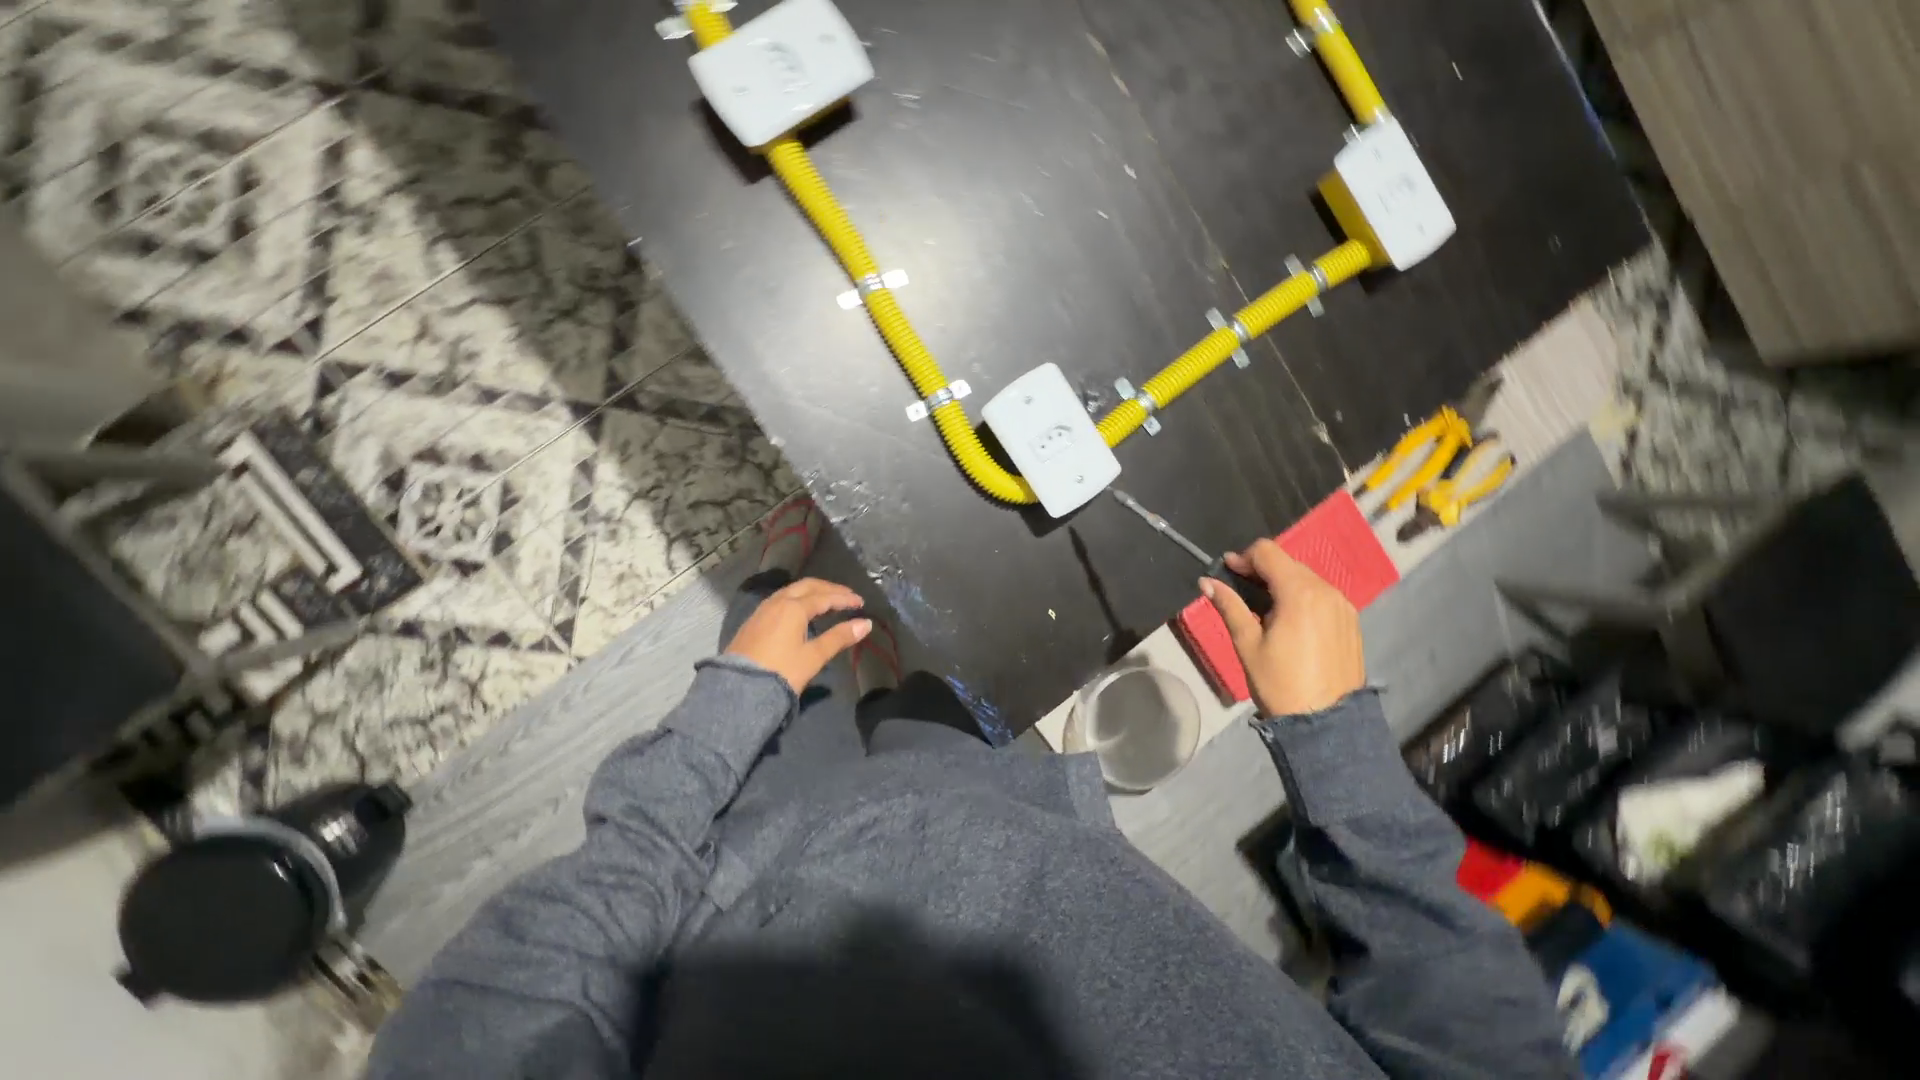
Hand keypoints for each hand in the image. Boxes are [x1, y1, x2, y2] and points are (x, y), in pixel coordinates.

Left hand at [724, 578, 871, 691]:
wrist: (739, 688)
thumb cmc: (781, 671)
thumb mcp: (813, 656)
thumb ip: (839, 637)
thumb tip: (866, 624)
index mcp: (793, 608)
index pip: (825, 597)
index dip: (844, 598)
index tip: (861, 602)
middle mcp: (777, 602)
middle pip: (807, 586)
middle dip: (828, 589)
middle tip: (846, 596)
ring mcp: (762, 610)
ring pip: (791, 592)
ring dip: (811, 593)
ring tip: (826, 601)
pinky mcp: (753, 621)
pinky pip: (780, 601)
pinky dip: (796, 600)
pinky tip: (801, 612)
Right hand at [1201, 539, 1364, 716]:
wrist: (1326, 723)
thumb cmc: (1280, 683)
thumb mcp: (1247, 644)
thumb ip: (1229, 606)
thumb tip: (1207, 582)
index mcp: (1299, 592)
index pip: (1268, 552)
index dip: (1244, 558)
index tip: (1227, 573)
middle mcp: (1326, 590)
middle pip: (1288, 563)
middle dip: (1262, 571)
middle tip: (1241, 593)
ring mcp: (1343, 605)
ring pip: (1307, 579)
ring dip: (1282, 584)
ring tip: (1265, 611)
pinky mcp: (1351, 621)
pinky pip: (1322, 596)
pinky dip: (1302, 598)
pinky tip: (1290, 623)